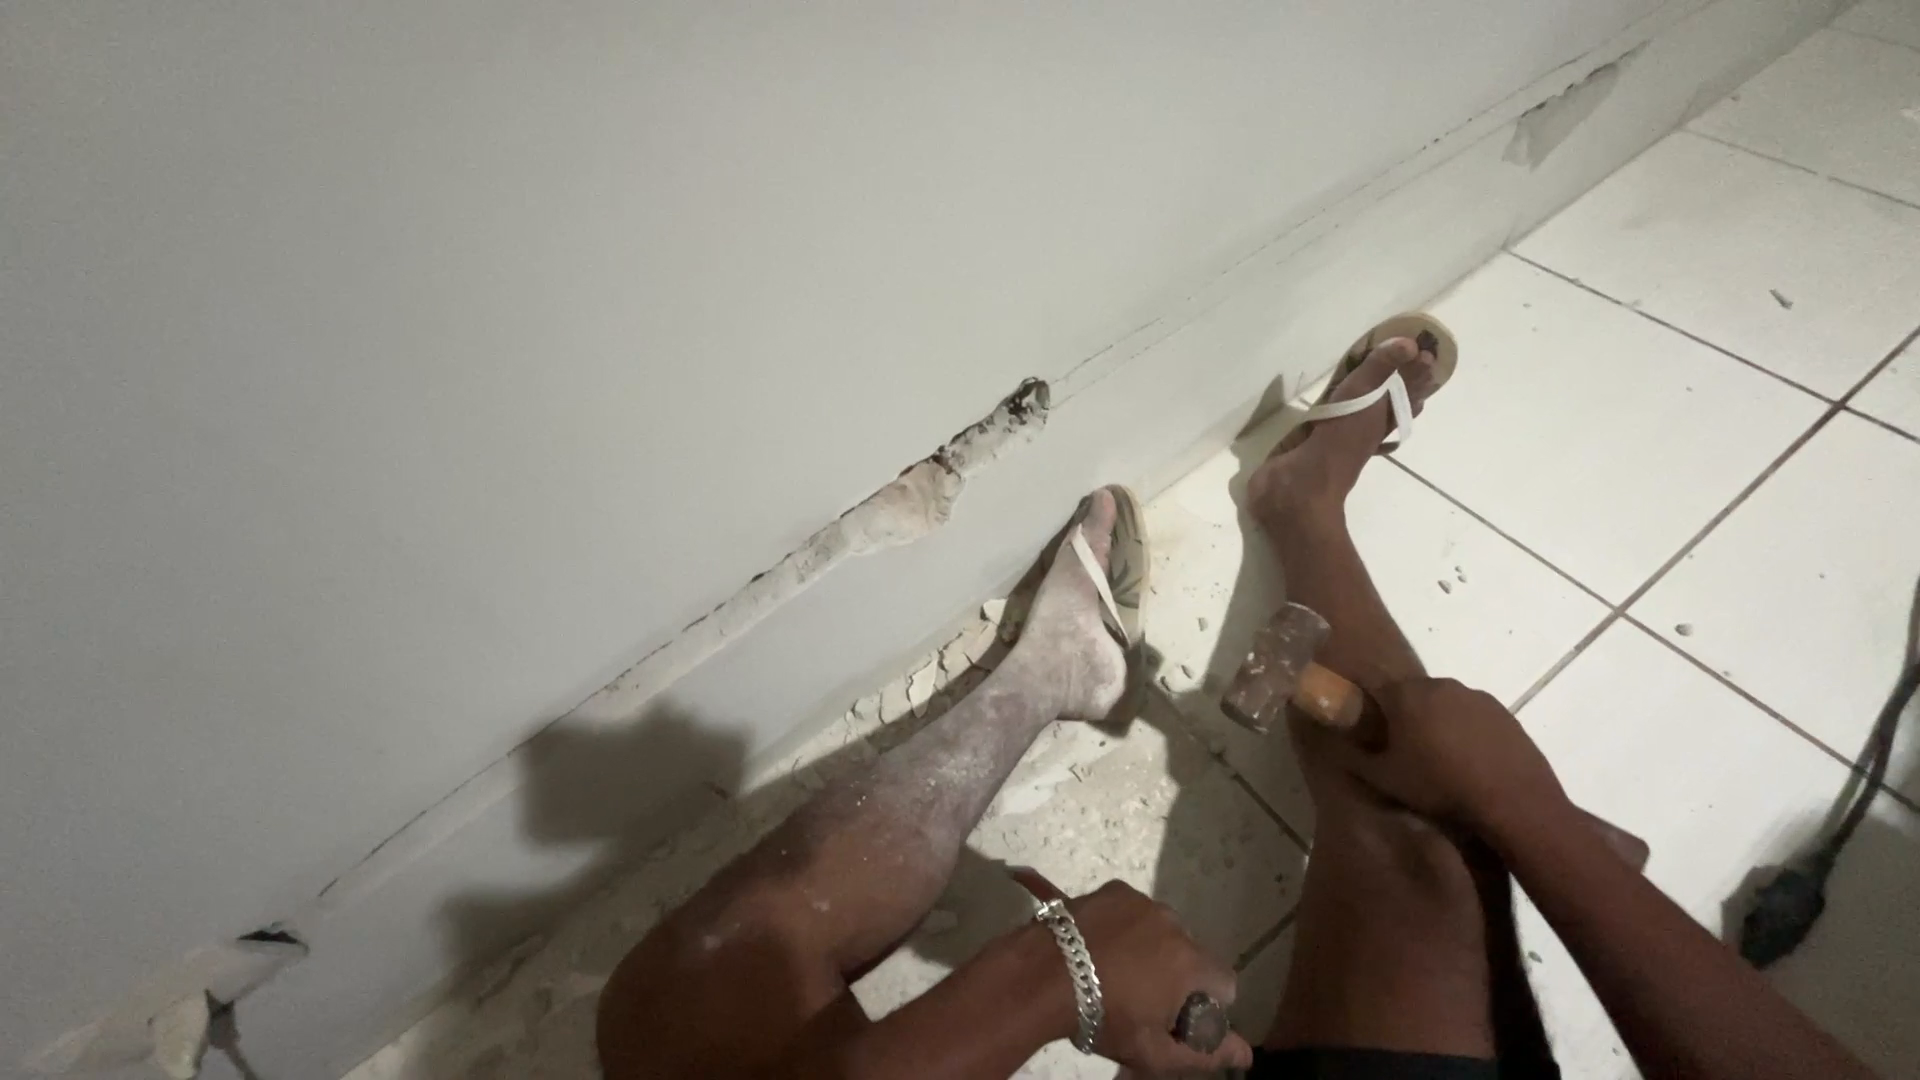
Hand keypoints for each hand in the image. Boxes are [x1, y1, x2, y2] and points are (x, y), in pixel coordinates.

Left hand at [1010, 868, 1252, 1075]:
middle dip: (1177, 973)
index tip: (1178, 1015)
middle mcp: (1172, 922)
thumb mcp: (1155, 1051)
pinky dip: (1126, 924)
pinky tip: (1102, 943)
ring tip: (1116, 967)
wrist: (1046, 972)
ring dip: (1151, 946)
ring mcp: (1140, 900)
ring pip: (1161, 928)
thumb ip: (1206, 1054)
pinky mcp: (1113, 888)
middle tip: (1143, 995)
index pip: (1225, 981)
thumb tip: (1246, 1053)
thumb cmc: (1103, 1016)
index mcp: (1189, 961)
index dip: (1207, 1003)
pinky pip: (1134, 909)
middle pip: (1191, 952)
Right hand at [1332, 677, 1568, 833]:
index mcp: (1405, 694)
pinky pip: (1472, 714)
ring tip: (1438, 754)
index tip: (1360, 717)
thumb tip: (1338, 748)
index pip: (1370, 681)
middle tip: (1400, 743)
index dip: (1362, 698)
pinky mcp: (1504, 712)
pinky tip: (1469, 758)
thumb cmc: (1441, 786)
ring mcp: (1475, 697)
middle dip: (1400, 711)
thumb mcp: (1386, 779)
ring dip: (1434, 719)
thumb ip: (1356, 759)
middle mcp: (1439, 684)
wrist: (1515, 803)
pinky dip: (1464, 728)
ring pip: (1442, 701)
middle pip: (1408, 691)